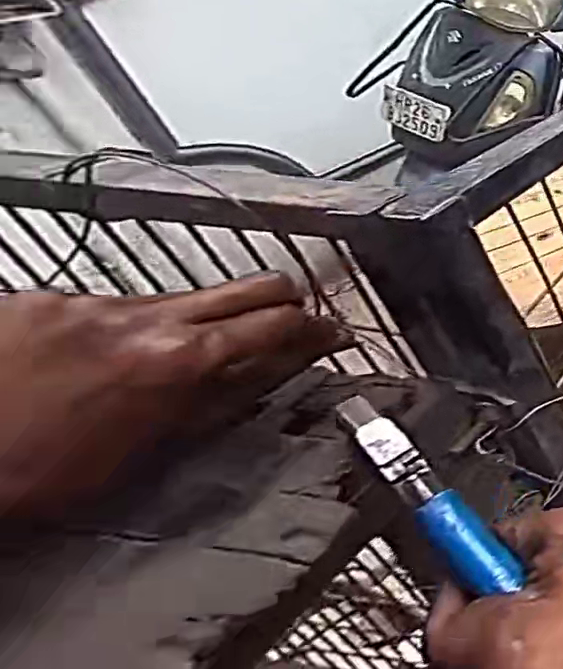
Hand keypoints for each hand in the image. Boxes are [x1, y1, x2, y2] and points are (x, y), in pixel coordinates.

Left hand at [0, 272, 345, 520]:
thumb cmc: (19, 479)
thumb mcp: (140, 450)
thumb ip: (215, 397)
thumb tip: (275, 366)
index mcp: (177, 359)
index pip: (284, 323)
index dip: (319, 328)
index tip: (331, 336)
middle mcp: (144, 320)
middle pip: (258, 284)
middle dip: (285, 303)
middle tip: (287, 325)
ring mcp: (86, 305)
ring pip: (182, 295)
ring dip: (193, 320)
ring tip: (165, 356)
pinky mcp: (34, 301)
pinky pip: (107, 304)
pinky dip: (117, 328)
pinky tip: (86, 359)